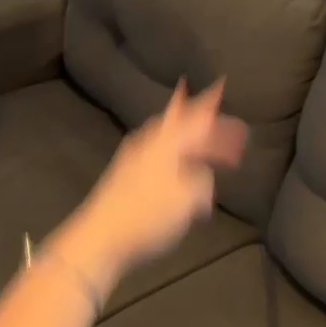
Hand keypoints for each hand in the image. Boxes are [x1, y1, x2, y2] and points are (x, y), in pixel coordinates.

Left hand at [49, 81, 247, 292]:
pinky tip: (172, 161)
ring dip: (181, 131)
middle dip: (194, 110)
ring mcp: (132, 157)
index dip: (213, 106)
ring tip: (194, 130)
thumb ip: (203, 179)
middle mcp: (149, 141)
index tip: (225, 89)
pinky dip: (170, 150)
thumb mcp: (190, 199)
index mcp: (169, 141)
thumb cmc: (149, 216)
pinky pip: (154, 150)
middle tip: (210, 102)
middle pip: (176, 117)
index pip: (197, 115)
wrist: (100, 237)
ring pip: (163, 133)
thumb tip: (202, 172)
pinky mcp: (123, 175)